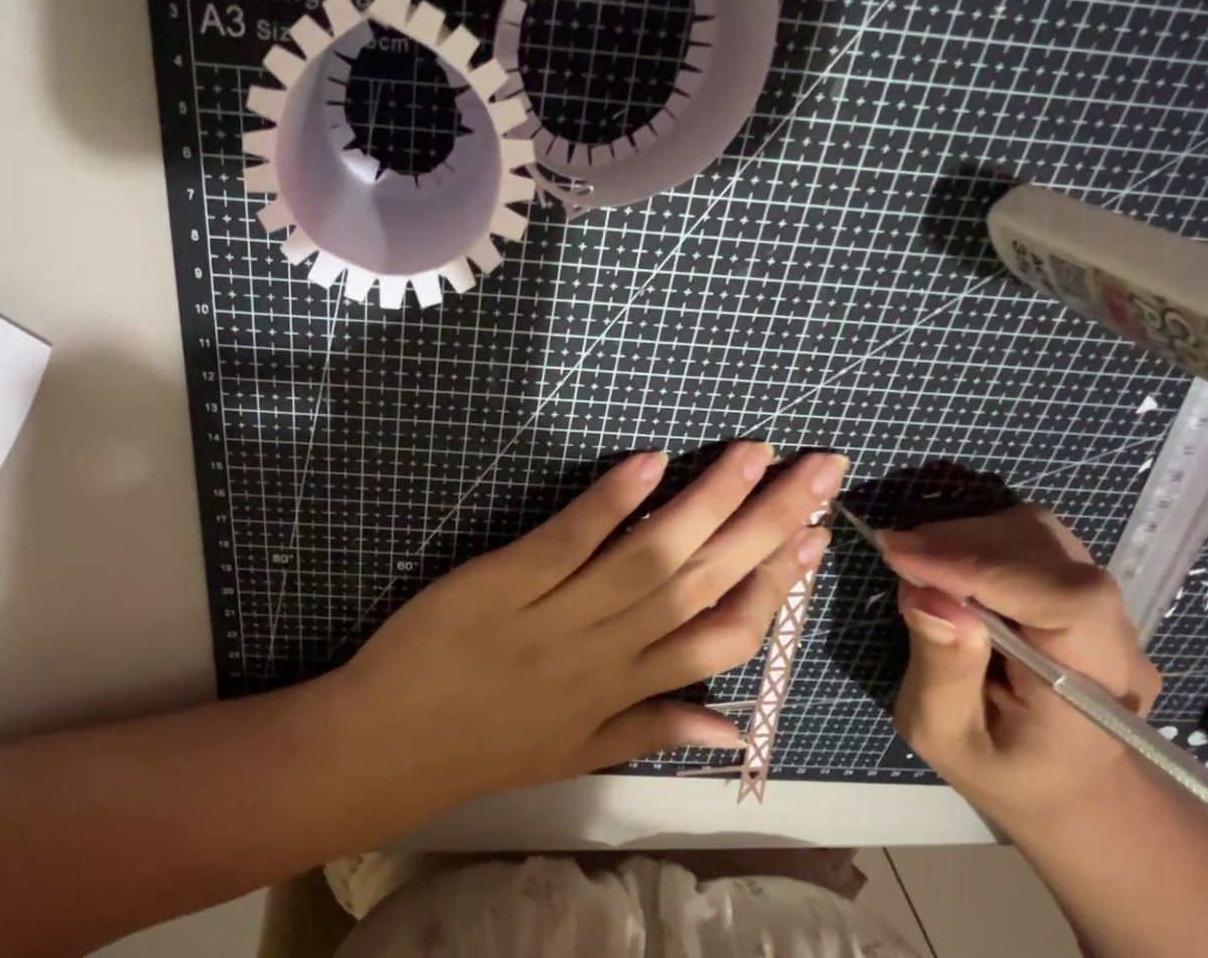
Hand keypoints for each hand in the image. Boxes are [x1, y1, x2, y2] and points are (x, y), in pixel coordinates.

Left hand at [327, 443, 845, 804]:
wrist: (389, 745)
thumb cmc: (484, 745)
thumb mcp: (578, 754)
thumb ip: (654, 729)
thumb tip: (735, 729)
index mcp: (628, 691)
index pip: (725, 637)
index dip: (778, 585)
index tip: (816, 536)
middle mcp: (607, 652)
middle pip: (702, 582)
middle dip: (766, 525)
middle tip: (818, 471)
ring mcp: (557, 615)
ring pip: (648, 556)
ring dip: (704, 502)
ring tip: (752, 453)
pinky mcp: (505, 582)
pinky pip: (568, 539)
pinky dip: (610, 501)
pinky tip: (649, 461)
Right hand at [878, 504, 1161, 830]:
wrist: (1065, 788)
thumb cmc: (1000, 774)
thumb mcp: (947, 739)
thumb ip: (941, 671)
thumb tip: (925, 594)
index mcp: (1094, 690)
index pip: (1064, 600)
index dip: (980, 567)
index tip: (899, 554)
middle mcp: (1116, 639)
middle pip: (1049, 555)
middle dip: (962, 545)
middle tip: (896, 556)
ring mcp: (1105, 610)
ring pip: (1041, 537)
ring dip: (968, 538)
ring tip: (916, 562)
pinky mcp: (1080, 591)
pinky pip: (1033, 543)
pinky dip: (979, 541)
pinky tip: (944, 566)